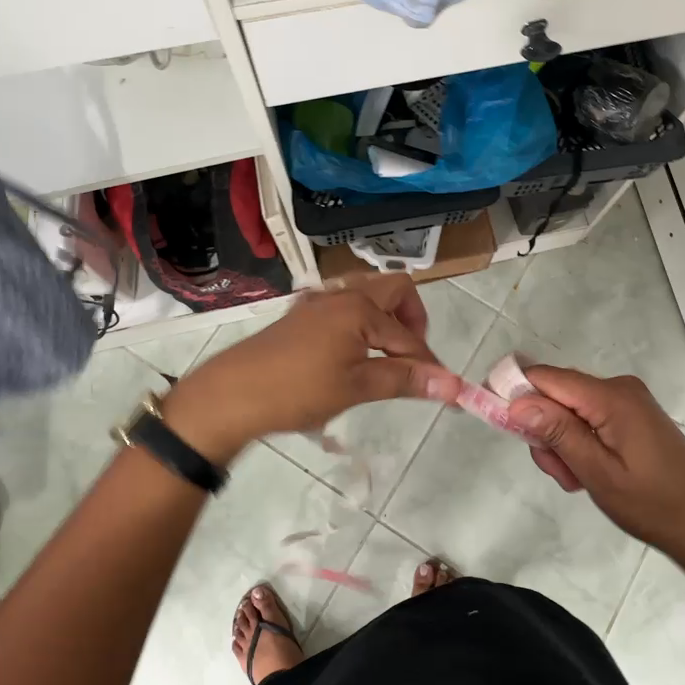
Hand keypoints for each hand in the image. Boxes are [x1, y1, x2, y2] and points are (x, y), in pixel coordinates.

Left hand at [163, 275, 445, 460]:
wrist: (231, 394)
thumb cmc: (298, 390)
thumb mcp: (356, 388)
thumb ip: (405, 380)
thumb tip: (452, 385)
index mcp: (359, 308)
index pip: (408, 336)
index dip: (429, 365)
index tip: (445, 391)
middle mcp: (341, 295)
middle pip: (393, 290)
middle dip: (412, 321)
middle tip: (410, 357)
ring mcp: (318, 303)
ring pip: (367, 295)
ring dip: (385, 319)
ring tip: (384, 357)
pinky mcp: (301, 316)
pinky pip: (344, 307)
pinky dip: (360, 324)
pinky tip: (351, 355)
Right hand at [510, 367, 684, 564]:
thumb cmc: (652, 503)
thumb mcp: (597, 473)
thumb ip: (558, 433)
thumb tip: (517, 401)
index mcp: (612, 397)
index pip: (547, 377)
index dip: (515, 391)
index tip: (496, 420)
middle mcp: (619, 388)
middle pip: (557, 394)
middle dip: (544, 430)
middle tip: (560, 473)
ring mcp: (628, 400)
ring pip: (570, 409)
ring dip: (563, 442)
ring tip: (579, 480)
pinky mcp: (633, 415)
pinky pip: (589, 417)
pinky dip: (581, 442)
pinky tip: (591, 473)